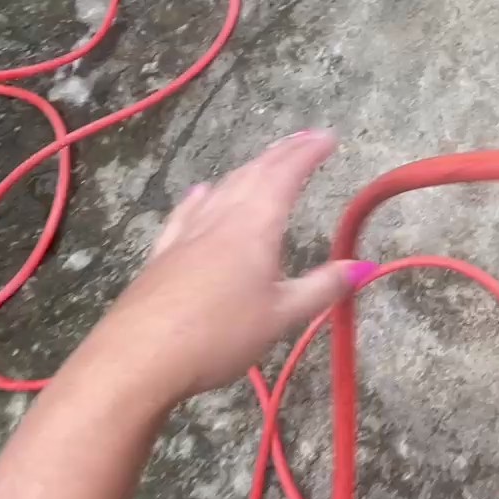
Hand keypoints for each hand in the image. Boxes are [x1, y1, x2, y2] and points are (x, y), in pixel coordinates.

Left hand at [79, 129, 367, 403]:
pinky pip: (187, 213)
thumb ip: (323, 288)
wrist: (134, 363)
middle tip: (305, 138)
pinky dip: (202, 197)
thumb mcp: (282, 316)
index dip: (308, 152)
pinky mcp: (163, 256)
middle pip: (254, 174)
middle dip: (282, 153)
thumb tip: (364, 265)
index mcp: (254, 226)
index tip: (329, 136)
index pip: (286, 176)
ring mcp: (187, 236)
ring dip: (249, 168)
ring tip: (266, 159)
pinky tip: (201, 192)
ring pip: (223, 188)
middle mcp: (221, 220)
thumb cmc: (217, 336)